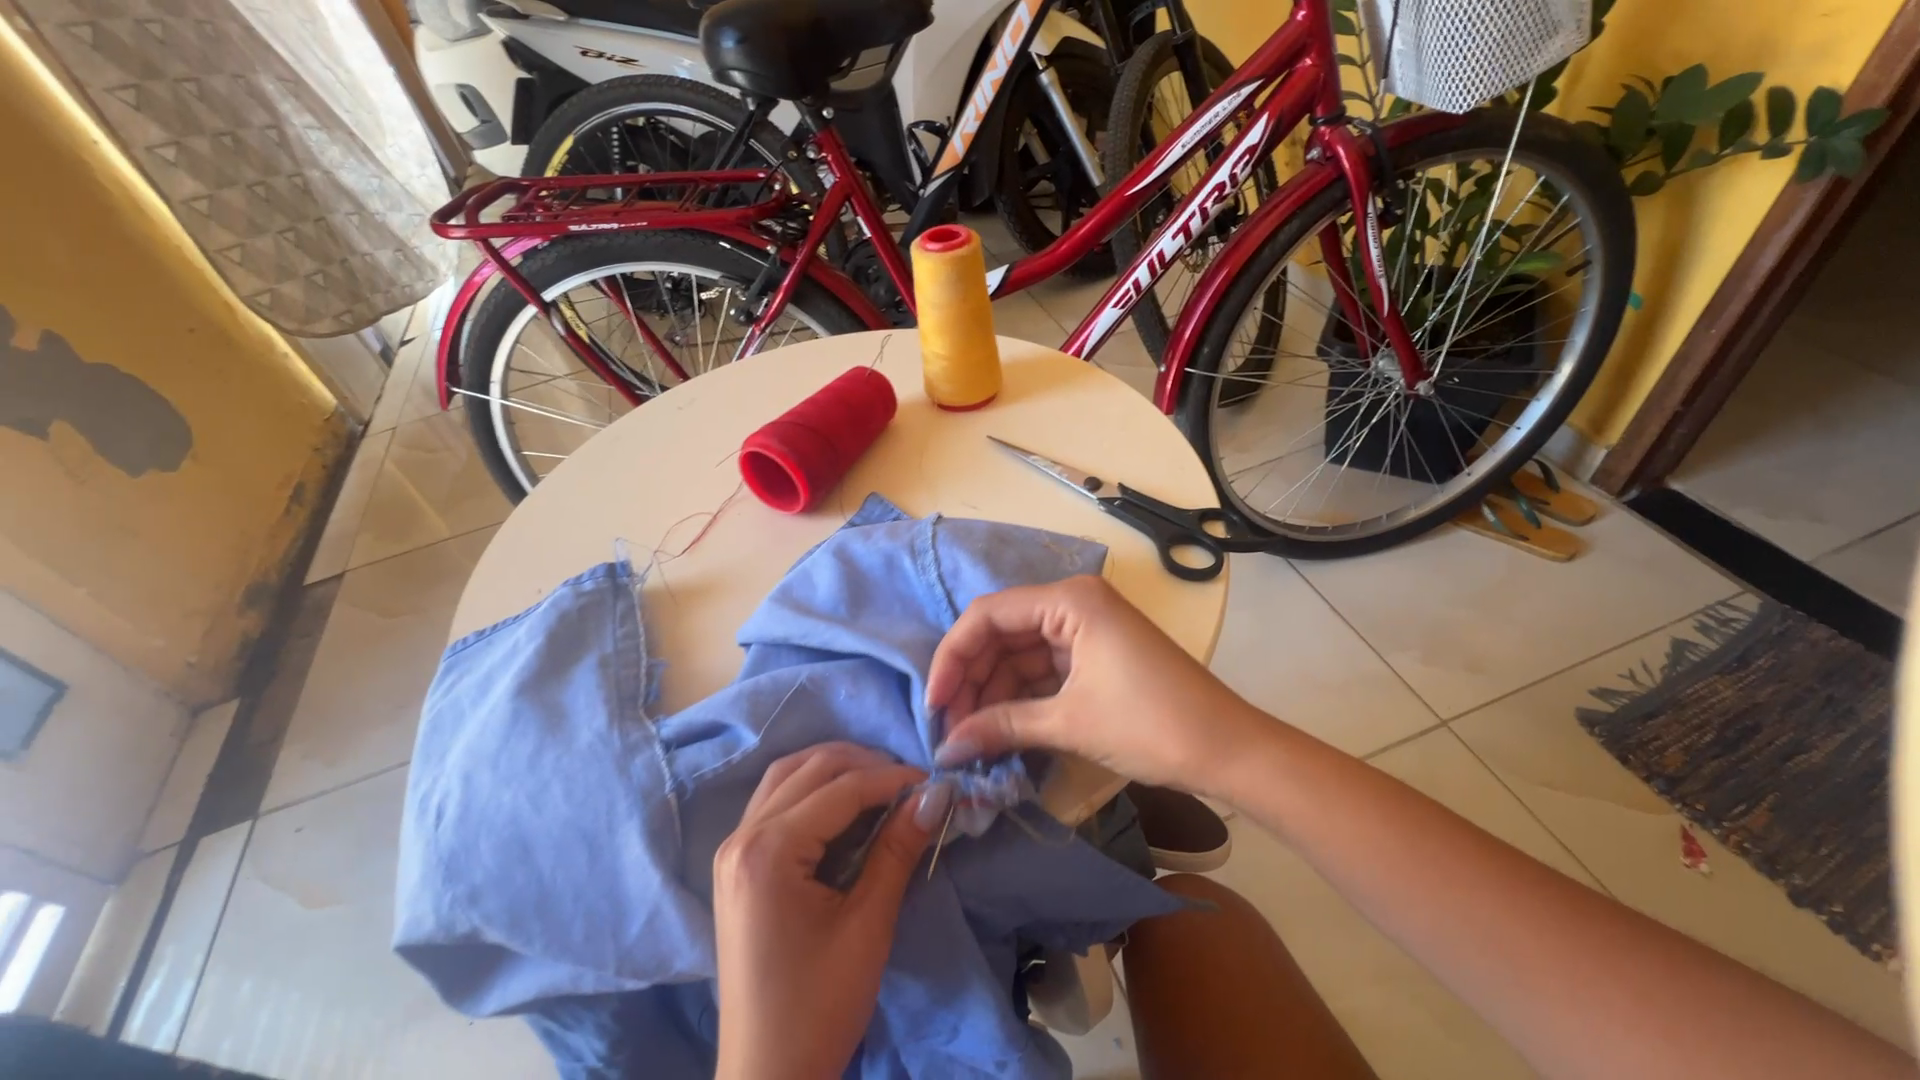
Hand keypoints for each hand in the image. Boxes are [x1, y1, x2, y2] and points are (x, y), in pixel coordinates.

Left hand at [712, 742, 931, 1079]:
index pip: (839, 789)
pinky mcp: (736, 867)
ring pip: (785, 778)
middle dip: (864, 765)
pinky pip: (774, 804)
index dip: (892, 779)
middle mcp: (741, 837)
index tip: (936, 783)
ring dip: (834, 770)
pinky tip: (844, 807)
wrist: (768, 1071)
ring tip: (882, 783)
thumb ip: (897, 850)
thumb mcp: (868, 925)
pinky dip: (811, 791)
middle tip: (912, 782)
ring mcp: (732, 851)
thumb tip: (936, 795)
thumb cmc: (820, 1003)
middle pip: (808, 769)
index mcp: (768, 850)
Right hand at [925, 576, 1264, 798]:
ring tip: (971, 739)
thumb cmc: (1152, 725)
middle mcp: (1074, 603)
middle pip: (1001, 635)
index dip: (953, 658)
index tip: (933, 705)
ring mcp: (1086, 630)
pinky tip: (1000, 732)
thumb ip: (1002, 726)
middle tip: (950, 731)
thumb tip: (945, 748)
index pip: (988, 615)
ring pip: (1020, 656)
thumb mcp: (1069, 723)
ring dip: (994, 695)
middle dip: (973, 681)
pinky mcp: (1096, 657)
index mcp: (1070, 600)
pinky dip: (1022, 700)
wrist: (1229, 751)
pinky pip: (1043, 672)